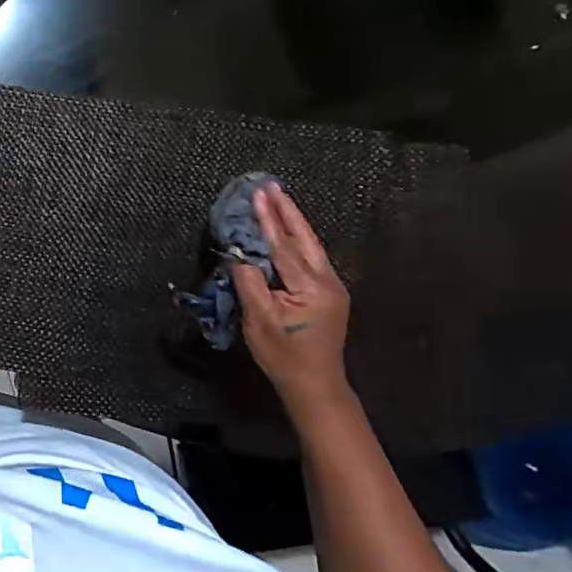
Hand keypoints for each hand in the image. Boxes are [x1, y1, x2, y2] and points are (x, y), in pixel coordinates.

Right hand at [233, 182, 352, 410]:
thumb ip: (249, 283)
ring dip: (293, 222)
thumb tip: (239, 254)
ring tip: (279, 200)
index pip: (284, 247)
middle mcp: (327, 282)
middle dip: (287, 211)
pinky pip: (310, 258)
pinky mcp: (328, 294)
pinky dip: (297, 239)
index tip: (258, 195)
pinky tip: (288, 231)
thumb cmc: (283, 356)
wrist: (314, 385)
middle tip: (272, 186)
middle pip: (304, 239)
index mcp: (311, 288)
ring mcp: (331, 288)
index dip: (269, 220)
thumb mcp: (259, 320)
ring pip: (311, 246)